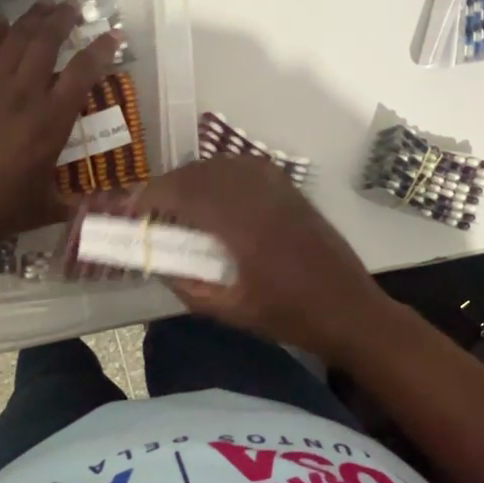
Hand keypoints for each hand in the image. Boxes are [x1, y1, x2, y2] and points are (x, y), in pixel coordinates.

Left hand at [0, 0, 121, 251]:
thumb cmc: (1, 211)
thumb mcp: (48, 207)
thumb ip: (74, 202)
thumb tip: (100, 209)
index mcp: (51, 123)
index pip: (83, 73)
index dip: (101, 50)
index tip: (112, 35)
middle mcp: (24, 96)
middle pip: (47, 42)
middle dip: (64, 19)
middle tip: (74, 5)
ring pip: (15, 39)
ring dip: (33, 17)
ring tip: (46, 3)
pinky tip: (1, 21)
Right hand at [134, 156, 396, 361]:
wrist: (350, 310)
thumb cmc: (290, 317)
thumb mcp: (231, 312)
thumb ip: (190, 287)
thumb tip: (159, 263)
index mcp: (243, 229)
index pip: (186, 194)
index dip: (153, 196)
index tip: (133, 209)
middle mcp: (261, 198)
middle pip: (202, 173)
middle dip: (169, 185)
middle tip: (149, 208)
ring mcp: (280, 190)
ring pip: (224, 164)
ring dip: (194, 176)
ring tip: (178, 201)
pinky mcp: (292, 191)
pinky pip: (248, 167)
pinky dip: (222, 173)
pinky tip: (215, 194)